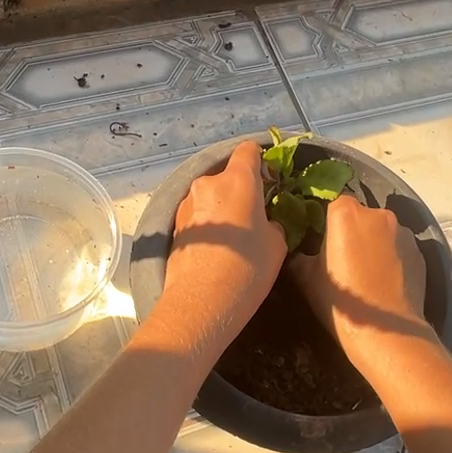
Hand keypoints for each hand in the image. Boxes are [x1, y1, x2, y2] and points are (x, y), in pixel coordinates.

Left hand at [160, 140, 285, 348]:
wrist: (202, 302)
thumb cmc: (247, 267)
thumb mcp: (277, 243)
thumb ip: (272, 221)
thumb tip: (263, 222)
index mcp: (238, 180)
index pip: (248, 151)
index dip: (261, 161)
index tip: (269, 181)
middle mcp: (208, 184)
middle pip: (228, 175)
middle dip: (241, 190)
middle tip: (254, 216)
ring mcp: (187, 204)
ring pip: (211, 196)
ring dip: (223, 208)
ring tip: (234, 237)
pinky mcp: (174, 224)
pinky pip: (198, 214)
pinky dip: (209, 223)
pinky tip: (218, 248)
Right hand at [289, 194, 436, 366]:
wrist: (386, 333)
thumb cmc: (340, 301)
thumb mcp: (306, 279)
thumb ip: (301, 256)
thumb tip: (301, 253)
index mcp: (346, 213)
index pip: (332, 204)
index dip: (326, 222)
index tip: (321, 242)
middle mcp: (378, 215)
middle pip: (360, 215)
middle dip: (351, 231)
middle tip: (342, 259)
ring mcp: (403, 233)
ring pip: (381, 231)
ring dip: (373, 244)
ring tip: (366, 273)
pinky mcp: (420, 253)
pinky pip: (399, 248)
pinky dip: (391, 258)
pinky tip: (384, 282)